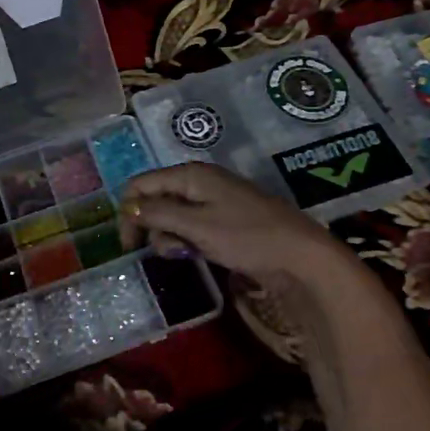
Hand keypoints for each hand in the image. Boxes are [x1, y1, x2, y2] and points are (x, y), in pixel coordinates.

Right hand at [118, 163, 358, 287]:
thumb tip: (128, 208)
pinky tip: (194, 254)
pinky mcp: (222, 219)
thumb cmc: (246, 236)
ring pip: (171, 215)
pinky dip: (185, 239)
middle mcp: (198, 181)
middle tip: (158, 253)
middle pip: (154, 198)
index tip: (128, 244)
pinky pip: (190, 225)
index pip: (140, 184)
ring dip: (168, 236)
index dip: (128, 211)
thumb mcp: (196, 225)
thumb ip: (158, 214)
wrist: (301, 256)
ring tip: (184, 254)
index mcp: (190, 175)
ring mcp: (212, 200)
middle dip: (150, 225)